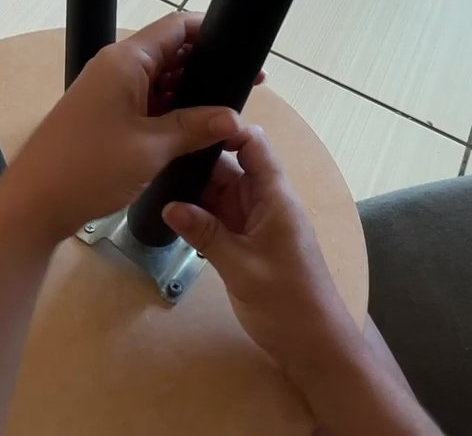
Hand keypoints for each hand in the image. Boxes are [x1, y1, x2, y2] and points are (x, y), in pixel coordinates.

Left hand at [0, 12, 245, 243]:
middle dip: (207, 65)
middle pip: (169, 51)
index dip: (211, 31)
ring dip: (189, 91)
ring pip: (159, 78)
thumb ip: (195, 127)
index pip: (176, 27)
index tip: (245, 46)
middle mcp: (116, 66)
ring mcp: (108, 89)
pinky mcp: (105, 112)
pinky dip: (170, 108)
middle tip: (249, 84)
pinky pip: (145, 99)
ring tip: (229, 107)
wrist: (34, 202)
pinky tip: (197, 125)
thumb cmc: (90, 167)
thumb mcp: (151, 148)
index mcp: (125, 60)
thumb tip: (235, 118)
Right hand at [160, 127, 353, 365]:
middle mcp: (264, 200)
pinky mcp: (245, 240)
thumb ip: (206, 234)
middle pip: (229, 163)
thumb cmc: (288, 304)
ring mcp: (254, 220)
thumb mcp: (242, 268)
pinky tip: (170, 208)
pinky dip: (198, 211)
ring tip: (155, 175)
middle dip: (198, 157)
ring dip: (194, 186)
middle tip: (157, 151)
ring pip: (220, 189)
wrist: (316, 350)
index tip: (188, 121)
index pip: (252, 143)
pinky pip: (219, 214)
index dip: (225, 126)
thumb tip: (168, 205)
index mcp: (274, 196)